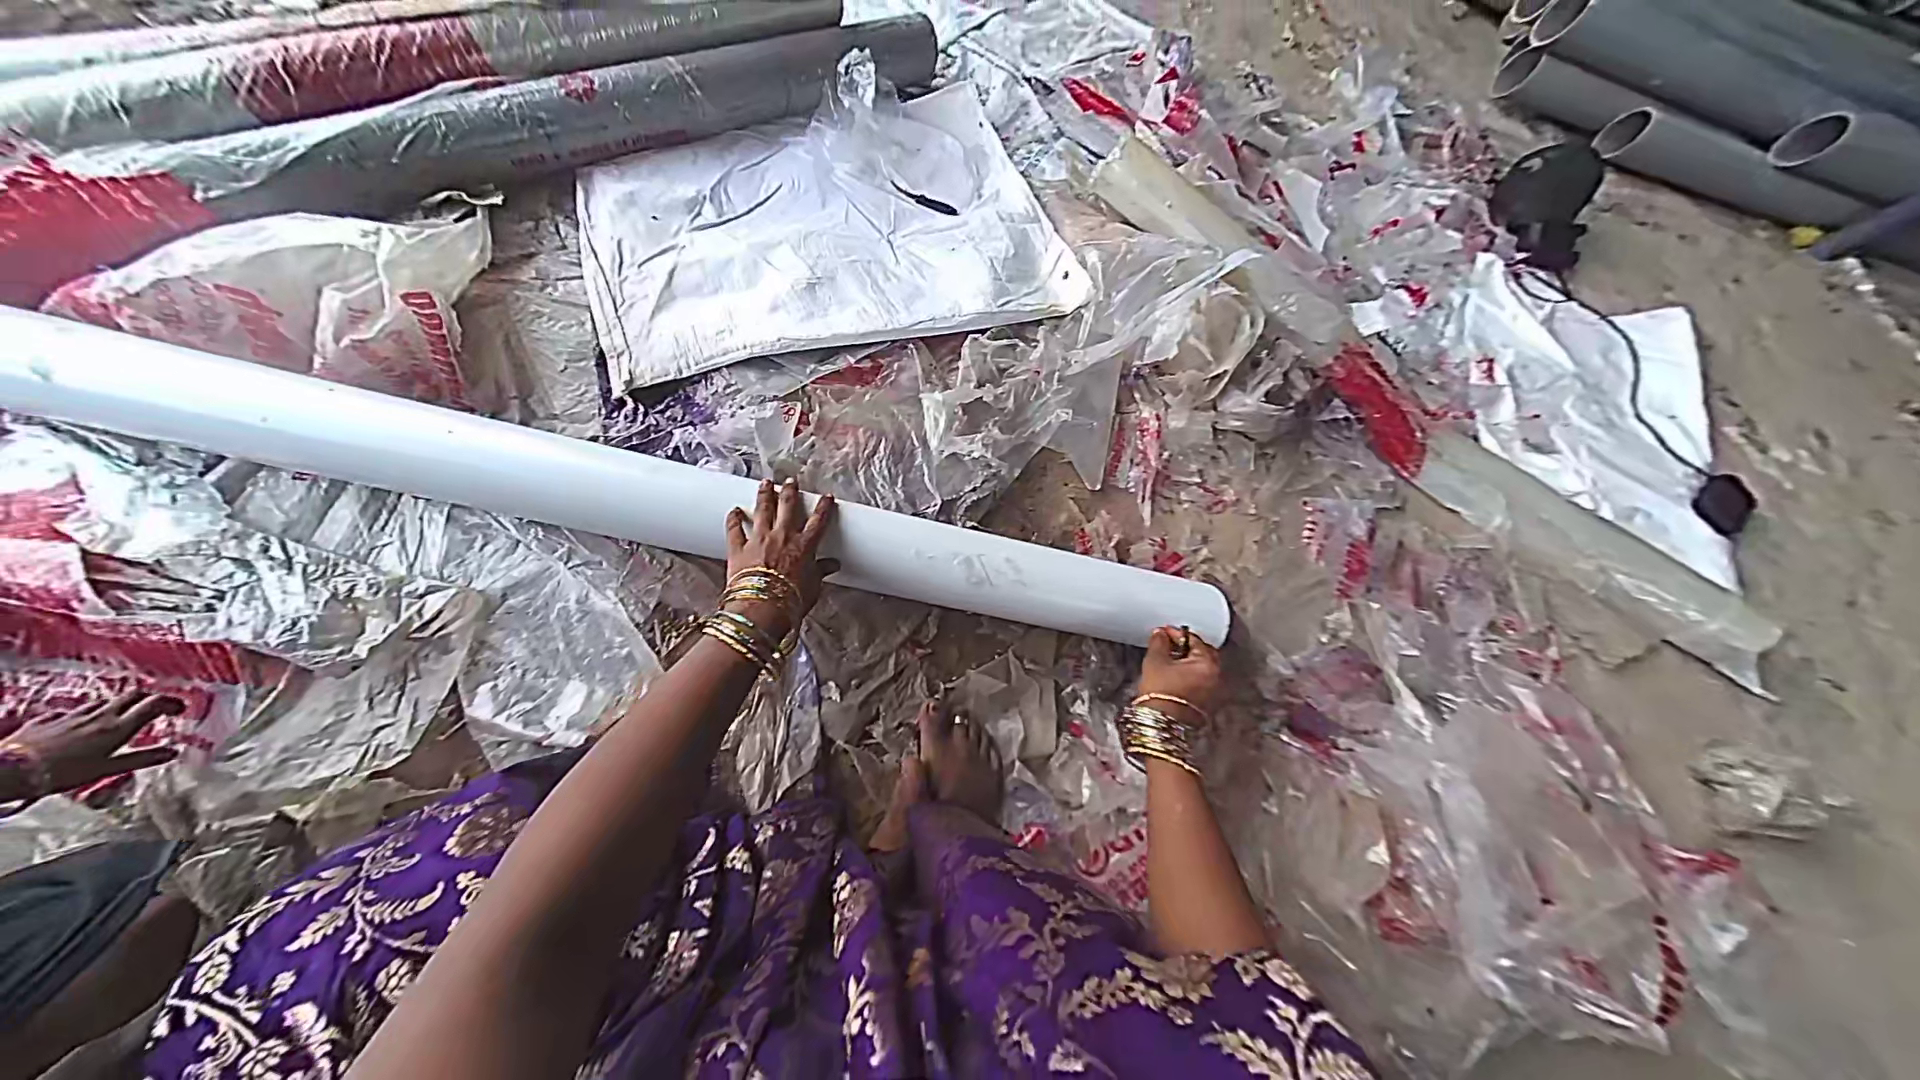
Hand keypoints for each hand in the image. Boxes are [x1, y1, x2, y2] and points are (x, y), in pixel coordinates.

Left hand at [1, 692, 184, 798]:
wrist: (7, 772)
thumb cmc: (58, 773)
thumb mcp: (106, 770)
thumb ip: (142, 758)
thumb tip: (171, 752)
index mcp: (118, 726)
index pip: (155, 703)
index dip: (172, 703)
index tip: (179, 709)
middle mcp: (98, 716)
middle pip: (133, 695)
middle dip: (149, 698)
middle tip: (157, 706)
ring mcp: (70, 716)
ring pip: (103, 702)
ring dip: (118, 705)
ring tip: (119, 715)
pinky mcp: (46, 721)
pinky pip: (69, 712)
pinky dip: (81, 714)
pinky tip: (77, 722)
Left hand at [722, 478, 837, 640]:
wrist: (762, 608)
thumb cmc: (790, 601)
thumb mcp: (813, 587)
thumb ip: (821, 573)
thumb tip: (832, 566)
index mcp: (804, 546)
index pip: (818, 521)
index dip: (824, 507)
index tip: (826, 497)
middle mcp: (782, 537)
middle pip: (788, 507)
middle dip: (790, 491)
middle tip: (791, 481)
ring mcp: (759, 540)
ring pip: (763, 510)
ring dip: (765, 494)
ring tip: (766, 483)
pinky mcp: (738, 548)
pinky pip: (735, 529)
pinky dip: (734, 518)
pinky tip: (734, 510)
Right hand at [1134, 626, 1219, 726]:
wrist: (1161, 721)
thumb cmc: (1161, 692)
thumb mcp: (1155, 660)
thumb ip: (1159, 642)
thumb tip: (1160, 634)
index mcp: (1207, 663)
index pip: (1194, 640)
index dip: (1177, 634)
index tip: (1165, 633)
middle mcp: (1216, 676)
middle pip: (1203, 653)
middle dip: (1186, 647)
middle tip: (1169, 644)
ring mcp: (1214, 691)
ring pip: (1203, 668)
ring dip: (1189, 661)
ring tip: (1171, 659)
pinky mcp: (1208, 703)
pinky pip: (1202, 681)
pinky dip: (1191, 675)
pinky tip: (1176, 675)